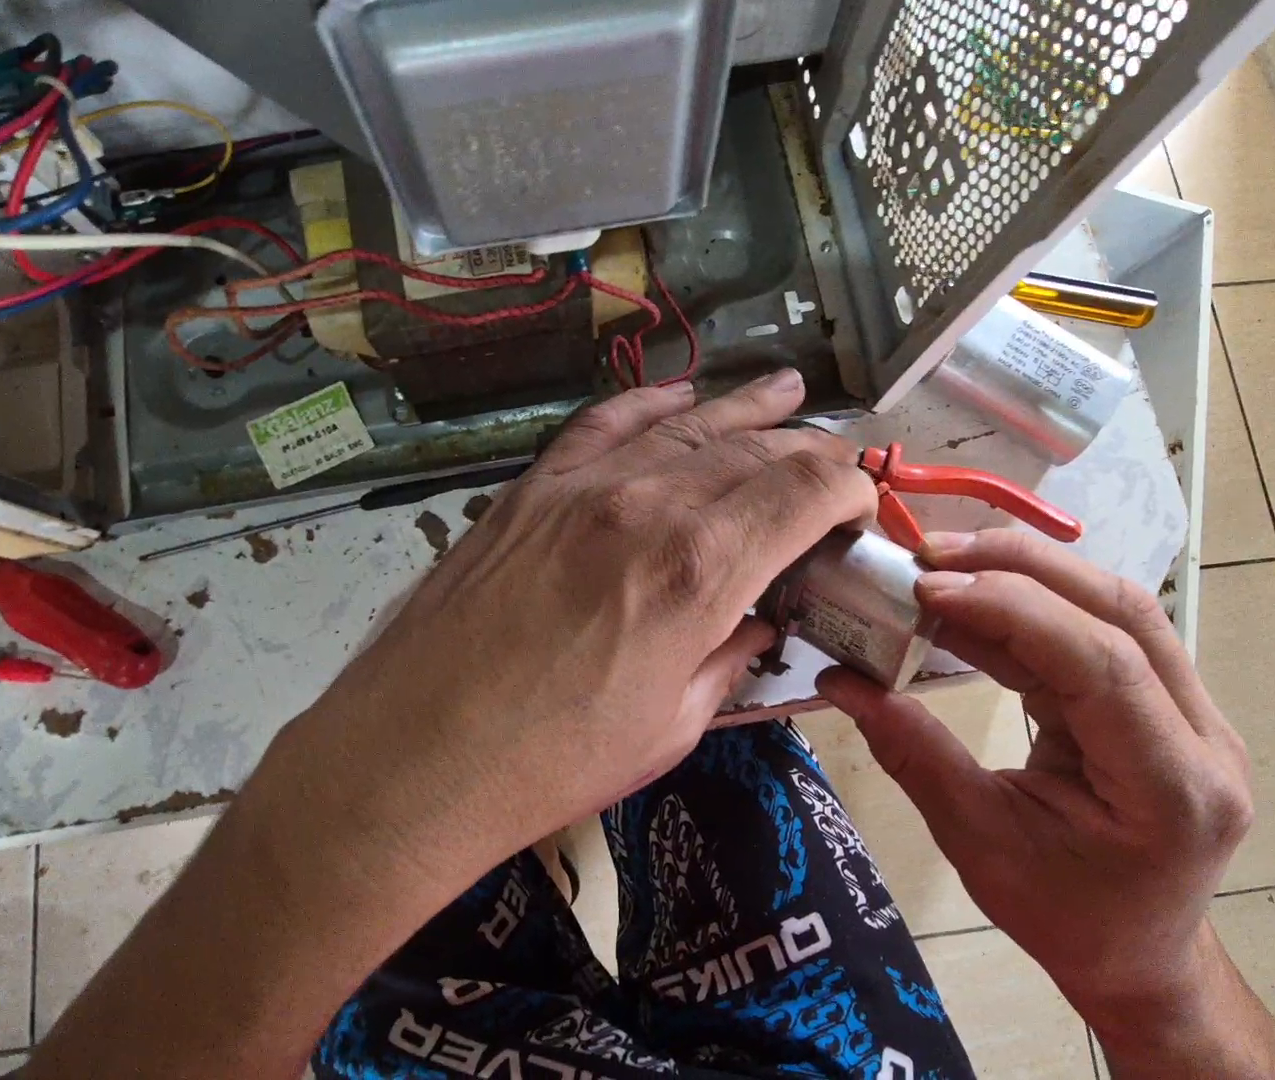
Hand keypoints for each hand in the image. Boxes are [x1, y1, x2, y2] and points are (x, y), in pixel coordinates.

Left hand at [308, 370, 877, 868]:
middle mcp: (648, 503)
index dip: (847, 489)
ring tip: (785, 391)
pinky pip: (603, 423)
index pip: (802, 491)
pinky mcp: (530, 487)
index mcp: (699, 569)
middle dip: (806, 451)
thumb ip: (728, 656)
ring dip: (743, 409)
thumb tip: (760, 619)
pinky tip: (681, 394)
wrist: (414, 755)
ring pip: (685, 425)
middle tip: (832, 463)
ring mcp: (582, 484)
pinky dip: (650, 403)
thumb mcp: (672, 725)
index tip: (860, 506)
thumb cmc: (552, 762)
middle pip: (752, 450)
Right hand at [816, 530, 1252, 1026]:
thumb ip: (913, 754)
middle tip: (928, 552)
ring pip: (1114, 608)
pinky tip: (966, 599)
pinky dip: (1024, 608)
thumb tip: (840, 679)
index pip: (1102, 663)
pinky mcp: (1158, 700)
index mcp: (1172, 785)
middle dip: (1020, 566)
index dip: (1013, 610)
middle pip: (1122, 611)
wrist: (1136, 954)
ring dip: (1023, 574)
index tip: (926, 588)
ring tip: (939, 563)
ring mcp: (1189, 712)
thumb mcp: (976, 842)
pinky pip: (1094, 631)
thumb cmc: (1061, 916)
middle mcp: (1200, 734)